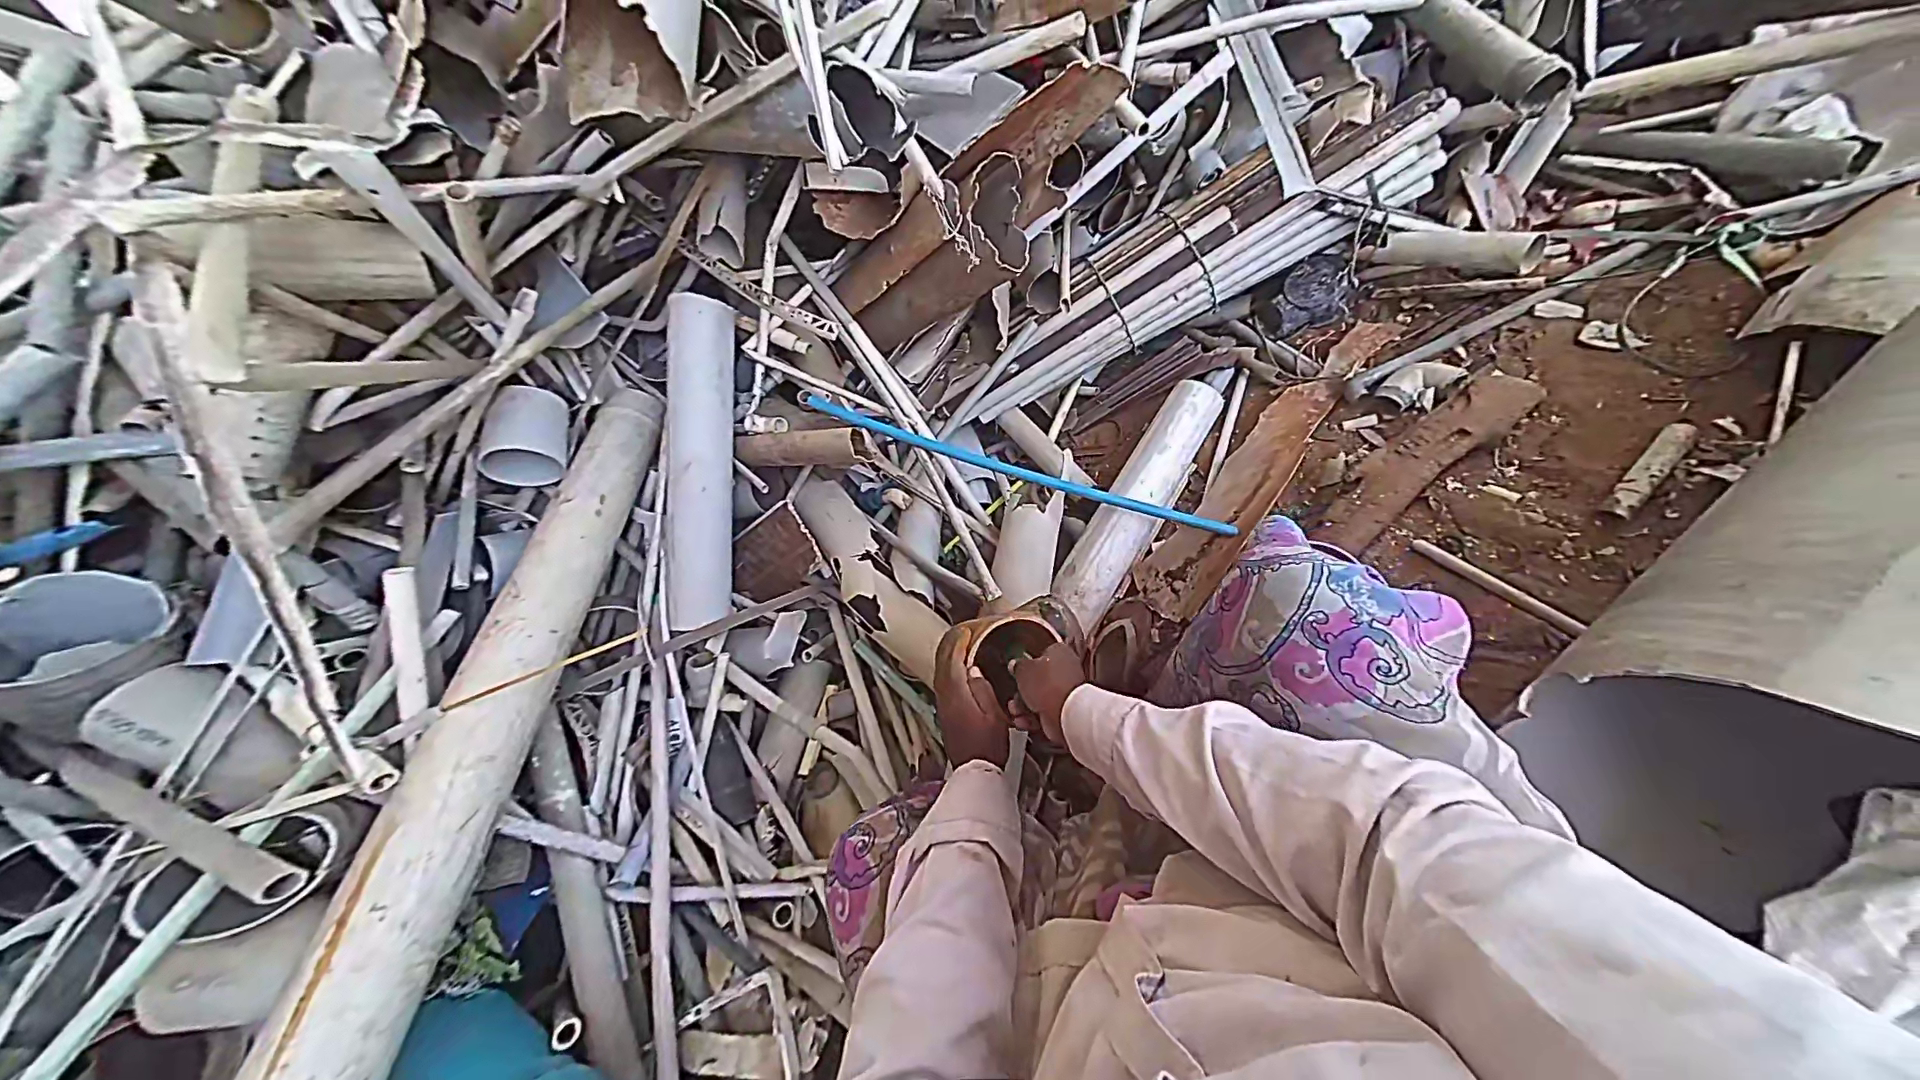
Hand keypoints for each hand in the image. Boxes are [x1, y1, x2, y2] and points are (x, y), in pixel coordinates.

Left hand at [934, 625, 1013, 766]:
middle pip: (942, 663)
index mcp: (958, 693)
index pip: (953, 660)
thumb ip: (983, 688)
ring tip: (960, 646)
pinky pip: (943, 683)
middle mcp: (945, 697)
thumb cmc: (988, 746)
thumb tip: (974, 671)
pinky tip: (959, 671)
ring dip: (949, 657)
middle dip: (950, 645)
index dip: (959, 642)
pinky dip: (949, 670)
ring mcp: (943, 706)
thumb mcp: (995, 714)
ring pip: (941, 672)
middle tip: (960, 633)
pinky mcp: (945, 714)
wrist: (975, 771)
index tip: (966, 631)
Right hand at [1011, 642, 1084, 744]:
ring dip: (1024, 706)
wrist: (1066, 714)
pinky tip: (1024, 721)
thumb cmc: (1048, 685)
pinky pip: (1045, 712)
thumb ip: (1017, 666)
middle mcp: (1066, 669)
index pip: (1040, 653)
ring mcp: (1066, 691)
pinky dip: (1033, 717)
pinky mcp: (1066, 709)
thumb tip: (1015, 665)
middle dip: (1022, 690)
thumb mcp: (1023, 670)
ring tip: (1016, 712)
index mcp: (1059, 652)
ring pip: (1039, 697)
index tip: (1016, 671)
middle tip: (1015, 696)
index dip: (1026, 663)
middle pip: (1038, 678)